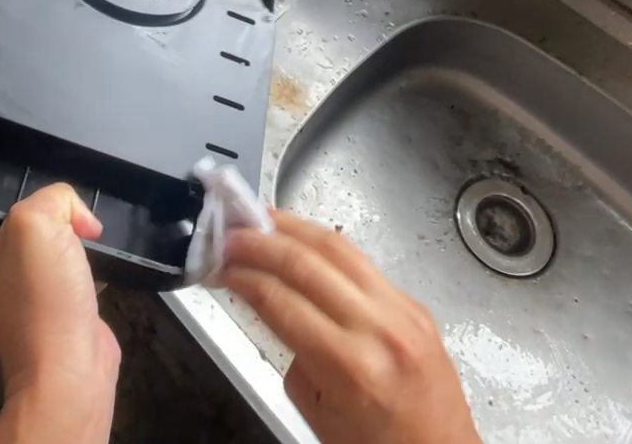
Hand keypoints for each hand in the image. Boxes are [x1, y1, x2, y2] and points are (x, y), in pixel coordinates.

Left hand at [0, 184, 118, 442]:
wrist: (69, 366)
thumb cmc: (38, 295)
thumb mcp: (36, 222)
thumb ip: (52, 198)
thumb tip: (76, 217)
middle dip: (23, 215)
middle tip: (47, 204)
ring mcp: (16, 301)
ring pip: (31, 254)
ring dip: (55, 239)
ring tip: (76, 227)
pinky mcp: (49, 313)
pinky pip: (57, 276)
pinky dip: (75, 264)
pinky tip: (92, 254)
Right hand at [225, 211, 478, 443]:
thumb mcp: (319, 414)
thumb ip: (293, 353)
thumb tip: (269, 301)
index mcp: (351, 367)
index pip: (280, 301)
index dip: (242, 276)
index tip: (218, 264)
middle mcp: (379, 328)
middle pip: (304, 262)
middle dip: (258, 241)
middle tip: (228, 231)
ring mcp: (401, 309)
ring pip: (336, 246)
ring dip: (290, 226)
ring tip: (258, 217)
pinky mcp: (413, 302)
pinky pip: (360, 259)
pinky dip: (323, 241)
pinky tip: (300, 237)